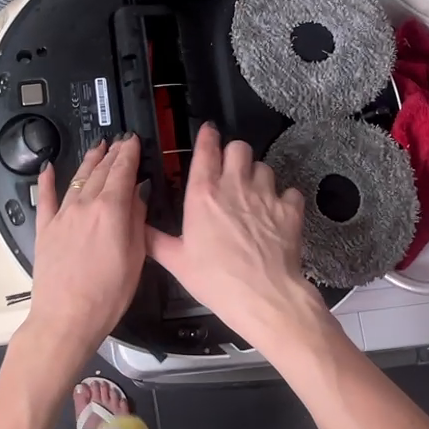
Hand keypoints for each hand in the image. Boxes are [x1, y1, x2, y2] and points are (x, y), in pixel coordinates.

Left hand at [19, 136, 147, 376]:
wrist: (66, 318)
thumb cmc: (104, 296)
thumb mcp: (135, 258)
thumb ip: (136, 221)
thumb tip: (137, 196)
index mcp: (111, 211)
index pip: (123, 171)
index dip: (129, 153)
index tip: (132, 142)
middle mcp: (84, 207)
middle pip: (101, 171)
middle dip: (112, 153)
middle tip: (119, 142)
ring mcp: (62, 217)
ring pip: (77, 180)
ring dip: (89, 161)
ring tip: (97, 148)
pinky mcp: (45, 230)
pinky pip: (44, 198)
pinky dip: (46, 181)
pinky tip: (48, 169)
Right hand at [147, 125, 325, 345]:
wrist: (263, 296)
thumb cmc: (219, 281)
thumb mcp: (176, 261)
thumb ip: (154, 239)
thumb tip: (138, 229)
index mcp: (203, 195)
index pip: (206, 149)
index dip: (207, 136)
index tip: (208, 132)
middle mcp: (234, 187)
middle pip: (239, 147)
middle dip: (234, 153)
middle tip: (230, 168)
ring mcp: (265, 196)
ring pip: (264, 166)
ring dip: (257, 176)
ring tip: (251, 194)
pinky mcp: (289, 210)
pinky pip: (289, 191)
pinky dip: (283, 198)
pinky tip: (275, 212)